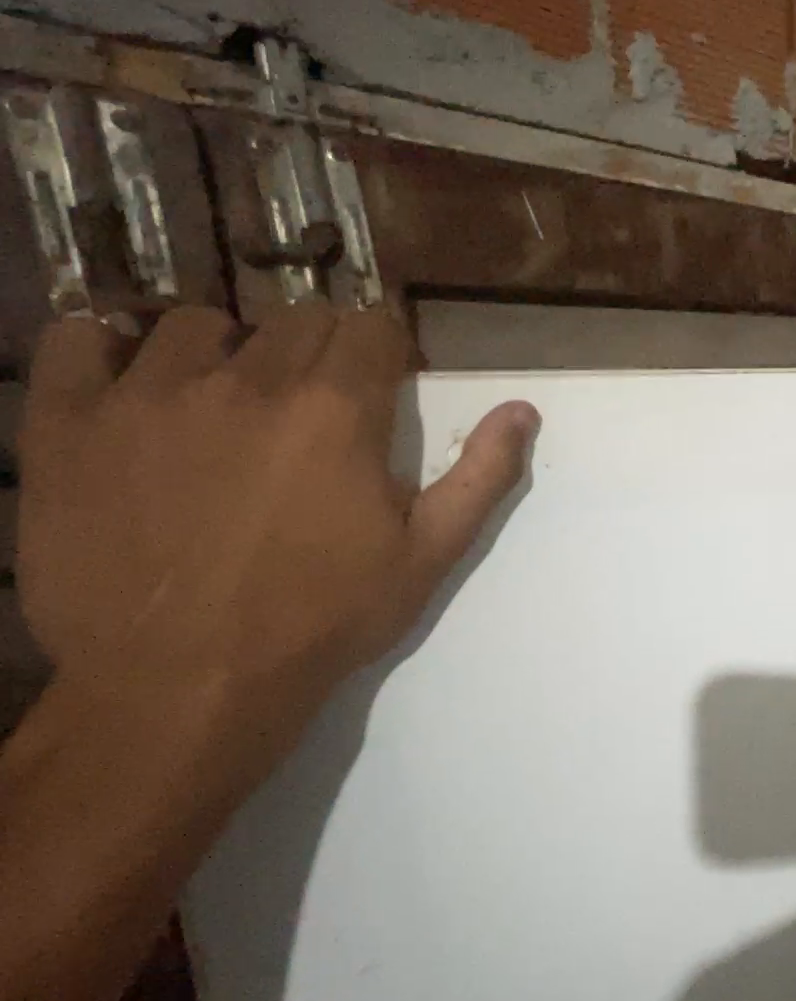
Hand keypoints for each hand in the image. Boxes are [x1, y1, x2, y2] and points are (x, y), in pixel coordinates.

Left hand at [17, 303, 538, 770]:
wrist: (187, 680)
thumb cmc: (327, 614)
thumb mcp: (431, 551)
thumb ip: (482, 473)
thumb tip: (524, 409)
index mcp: (337, 412)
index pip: (371, 328)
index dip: (389, 348)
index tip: (390, 380)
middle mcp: (246, 383)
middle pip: (295, 320)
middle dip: (324, 348)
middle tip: (325, 403)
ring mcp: (147, 398)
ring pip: (197, 324)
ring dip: (230, 348)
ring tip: (234, 399)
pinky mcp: (67, 425)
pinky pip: (80, 342)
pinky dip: (110, 347)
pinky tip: (135, 382)